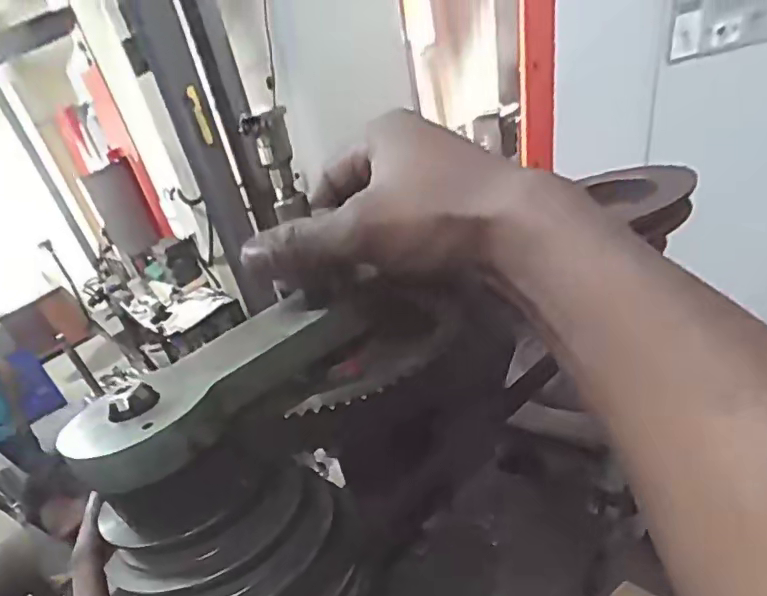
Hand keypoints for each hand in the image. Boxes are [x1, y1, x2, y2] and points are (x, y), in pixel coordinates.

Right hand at [240, 110, 553, 285]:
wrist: (518, 234)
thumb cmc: (434, 217)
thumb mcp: (360, 229)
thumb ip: (305, 242)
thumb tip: (248, 256)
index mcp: (383, 134)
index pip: (327, 178)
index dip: (312, 219)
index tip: (308, 262)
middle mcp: (412, 149)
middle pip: (358, 203)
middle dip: (344, 243)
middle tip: (334, 283)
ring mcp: (441, 181)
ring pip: (389, 224)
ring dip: (373, 258)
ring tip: (366, 291)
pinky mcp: (463, 213)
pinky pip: (418, 238)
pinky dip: (404, 263)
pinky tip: (401, 287)